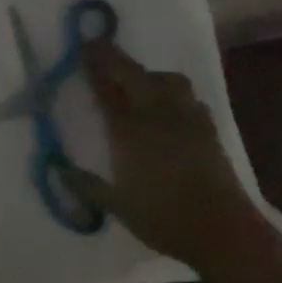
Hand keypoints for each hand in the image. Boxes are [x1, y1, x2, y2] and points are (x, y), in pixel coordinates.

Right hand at [65, 42, 264, 270]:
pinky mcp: (208, 129)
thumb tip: (56, 169)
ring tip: (137, 82)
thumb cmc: (163, 219)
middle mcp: (157, 115)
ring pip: (168, 79)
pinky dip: (173, 92)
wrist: (224, 233)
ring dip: (149, 74)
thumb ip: (84, 184)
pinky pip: (188, 97)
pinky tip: (169, 107)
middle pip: (134, 73)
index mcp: (129, 130)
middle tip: (98, 50)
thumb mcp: (116, 205)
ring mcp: (187, 119)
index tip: (81, 49)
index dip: (93, 66)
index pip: (106, 88)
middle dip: (114, 58)